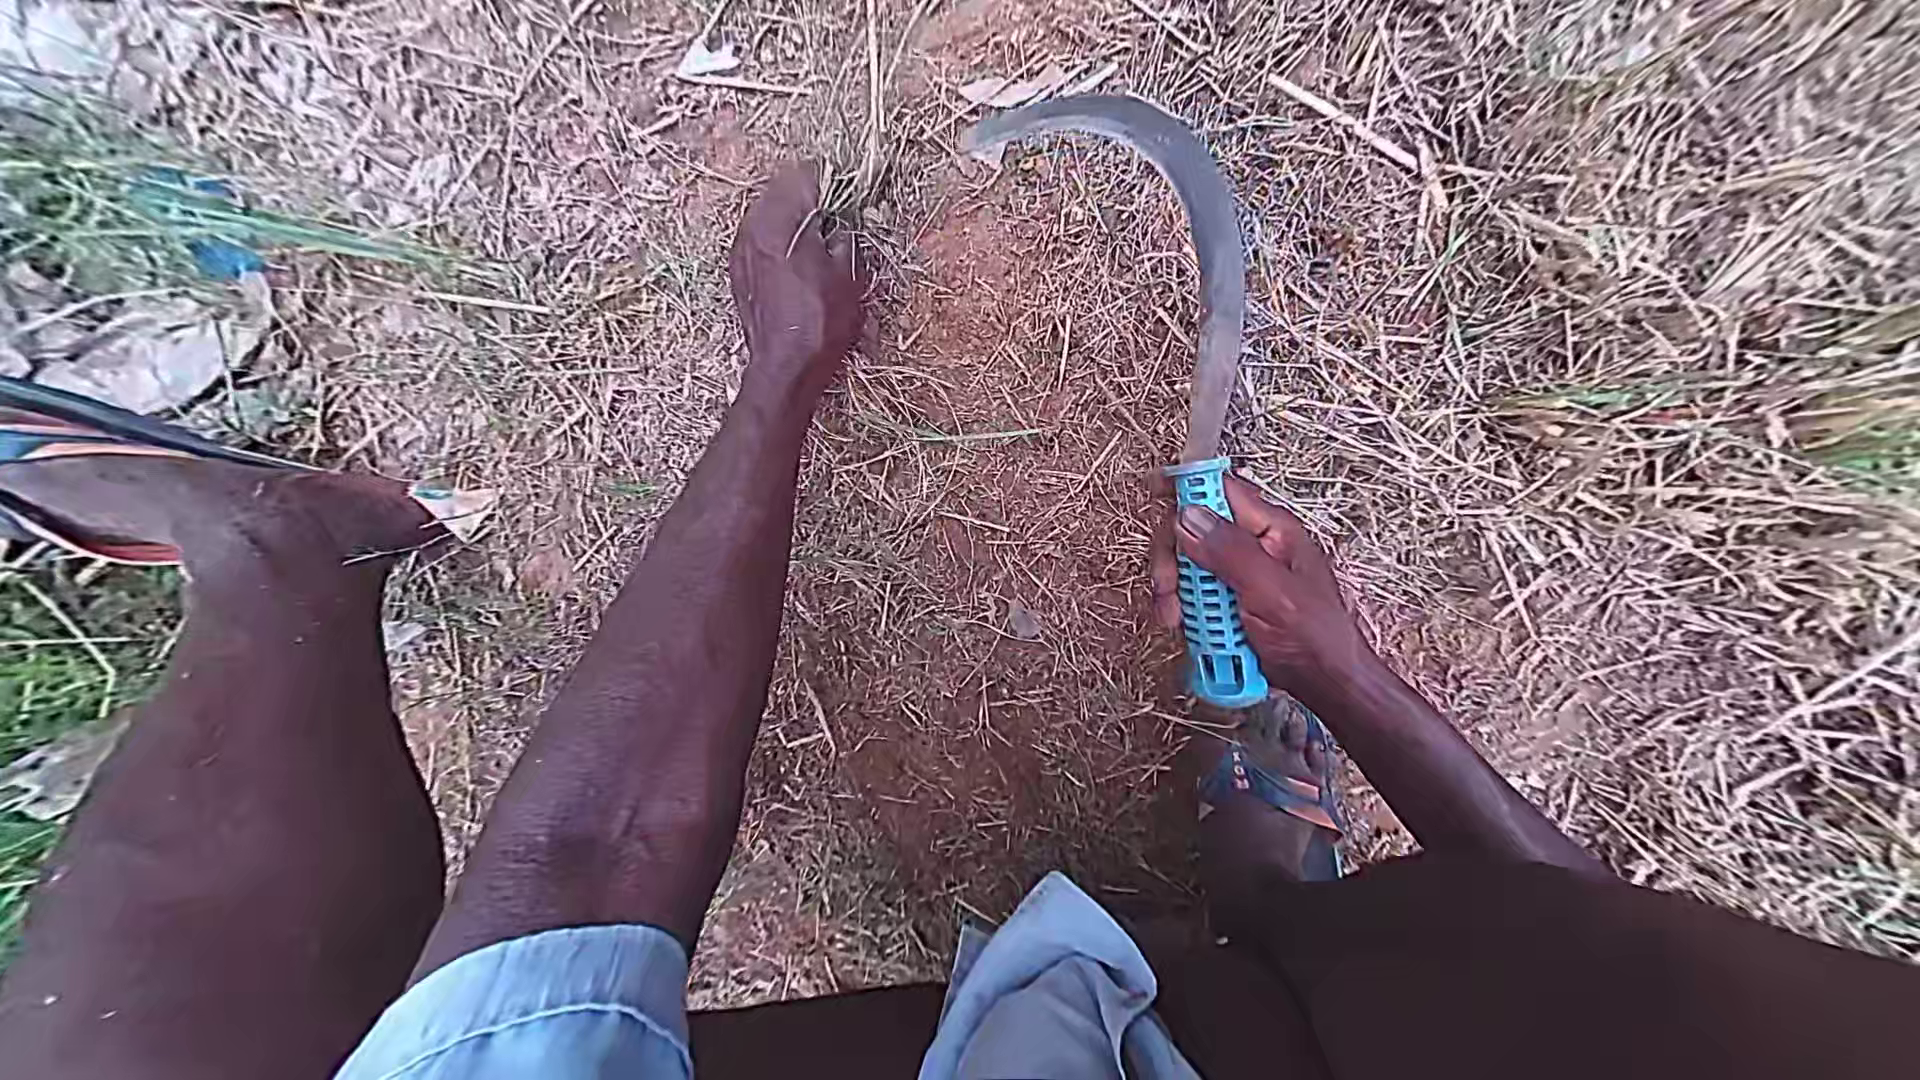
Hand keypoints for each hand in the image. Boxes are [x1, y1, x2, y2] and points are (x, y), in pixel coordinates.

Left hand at [727, 163, 864, 398]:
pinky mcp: (739, 277)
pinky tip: (800, 273)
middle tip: (837, 225)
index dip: (832, 185)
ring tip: (820, 251)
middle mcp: (751, 230)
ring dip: (795, 228)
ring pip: (770, 221)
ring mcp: (740, 254)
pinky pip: (762, 247)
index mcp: (776, 221)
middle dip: (811, 205)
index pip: (803, 176)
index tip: (848, 200)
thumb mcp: (848, 276)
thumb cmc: (820, 324)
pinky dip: (782, 250)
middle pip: (782, 195)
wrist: (786, 370)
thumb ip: (846, 236)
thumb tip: (845, 220)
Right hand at [1151, 474, 1374, 693]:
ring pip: (1185, 562)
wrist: (1323, 685)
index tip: (1153, 490)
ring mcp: (1236, 570)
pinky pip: (1191, 591)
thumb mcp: (1271, 593)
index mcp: (1271, 529)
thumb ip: (1230, 552)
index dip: (1186, 486)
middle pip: (1191, 527)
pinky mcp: (1226, 595)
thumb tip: (1188, 514)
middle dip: (1172, 558)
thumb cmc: (1314, 639)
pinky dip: (1182, 608)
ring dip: (1175, 591)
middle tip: (1168, 588)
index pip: (1220, 489)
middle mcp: (1251, 544)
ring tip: (1178, 618)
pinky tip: (1186, 625)